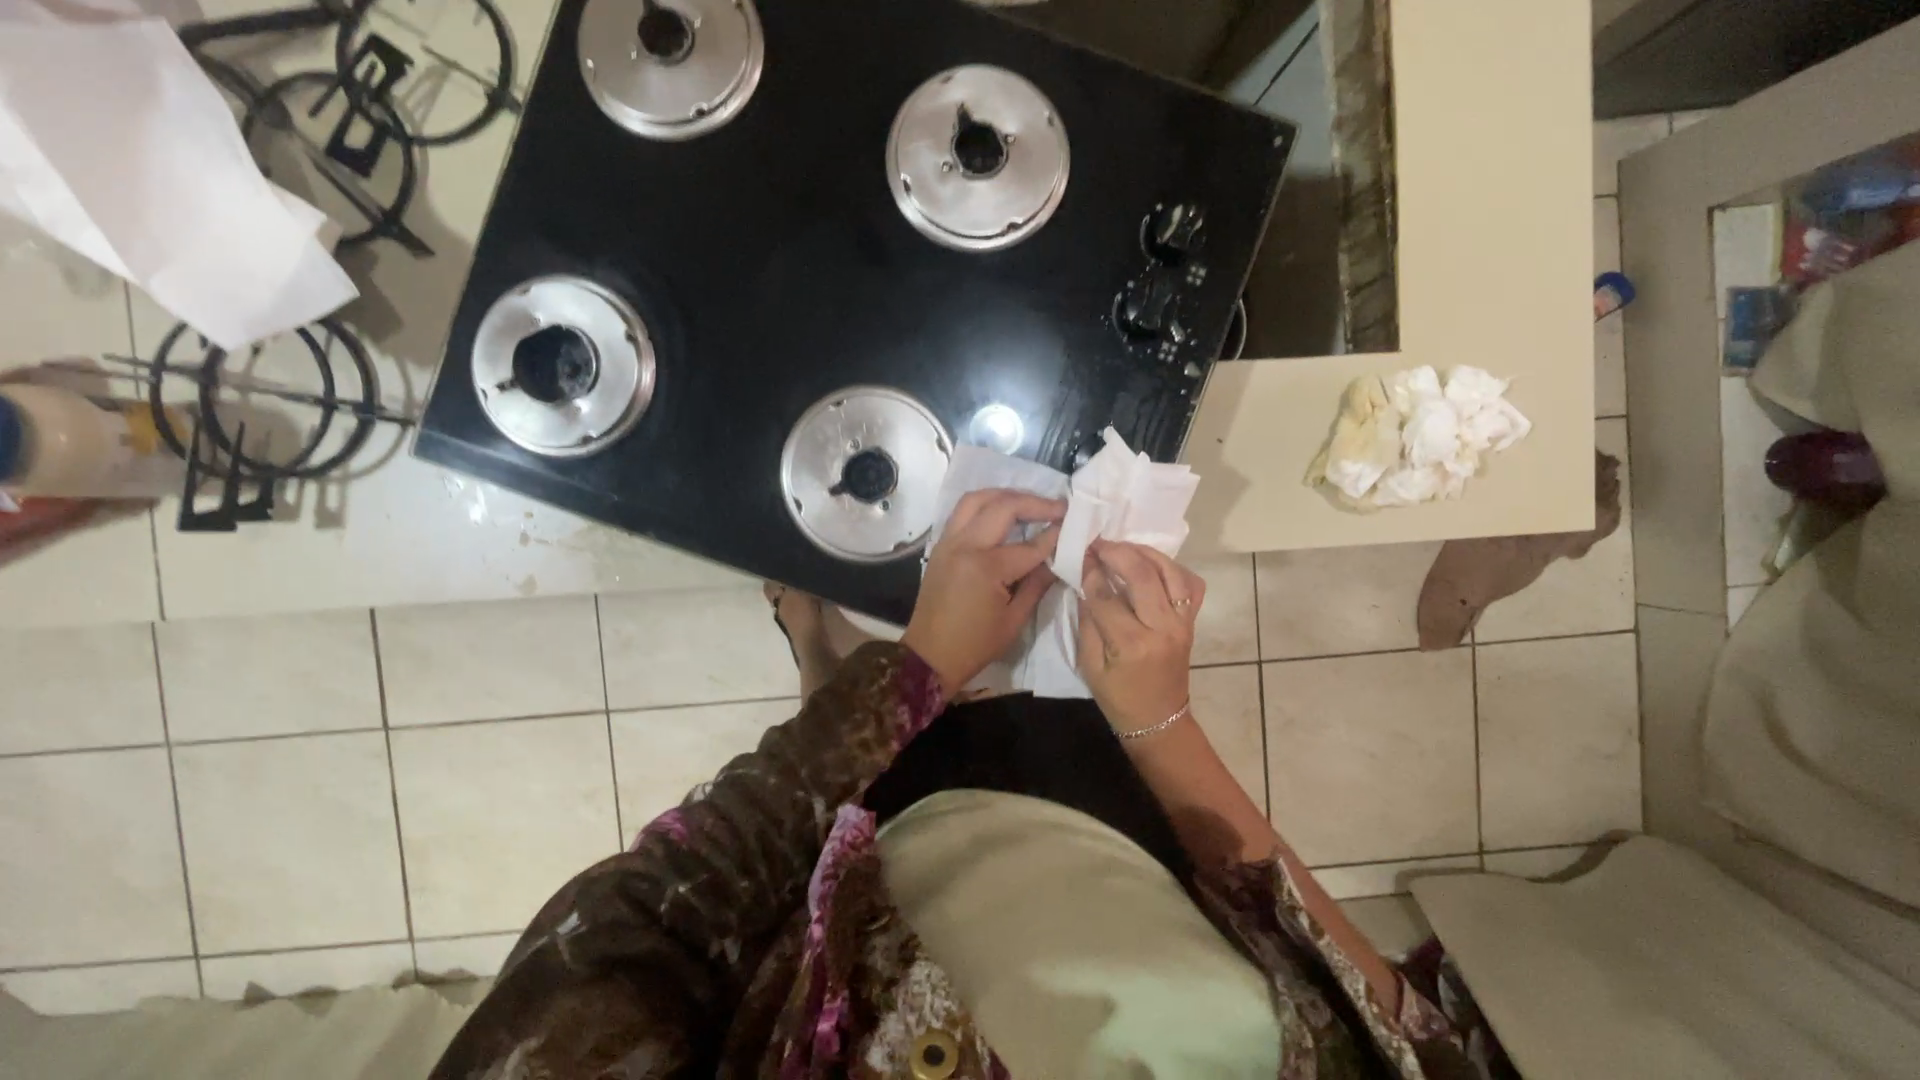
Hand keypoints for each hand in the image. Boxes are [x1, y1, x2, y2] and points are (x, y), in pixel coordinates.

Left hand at [902, 489, 1064, 697]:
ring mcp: (948, 541)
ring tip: (1030, 503)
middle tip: (1059, 507)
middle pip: (1003, 506)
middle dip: (1035, 503)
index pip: (1030, 544)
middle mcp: (965, 545)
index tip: (1075, 524)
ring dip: (1006, 495)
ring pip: (977, 499)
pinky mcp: (940, 545)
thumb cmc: (975, 645)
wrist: (929, 656)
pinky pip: (962, 512)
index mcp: (985, 567)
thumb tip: (1058, 559)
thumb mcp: (1015, 620)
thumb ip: (1038, 583)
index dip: (1056, 535)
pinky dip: (985, 505)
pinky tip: (1003, 513)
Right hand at [1076, 540, 1205, 734]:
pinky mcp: (1192, 622)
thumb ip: (1088, 622)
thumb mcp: (1090, 665)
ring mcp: (1183, 624)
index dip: (1090, 572)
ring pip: (1171, 572)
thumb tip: (1085, 583)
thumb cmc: (1118, 698)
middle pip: (1142, 575)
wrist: (1159, 720)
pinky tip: (1152, 565)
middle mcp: (1163, 629)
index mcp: (1132, 644)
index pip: (1107, 596)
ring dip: (1145, 553)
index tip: (1080, 555)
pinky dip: (1173, 569)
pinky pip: (1191, 585)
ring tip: (1123, 547)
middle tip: (1099, 543)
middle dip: (1117, 553)